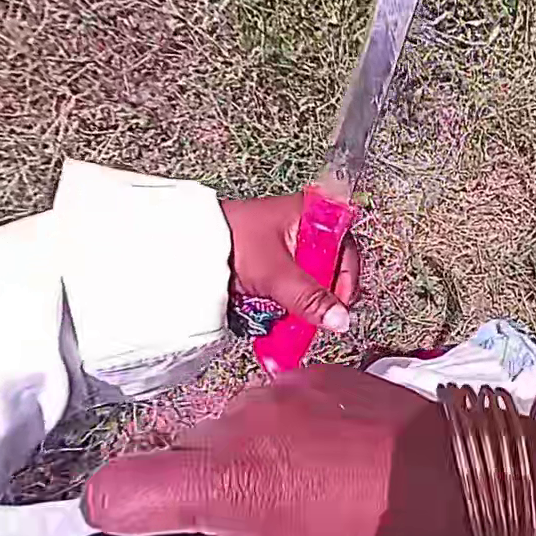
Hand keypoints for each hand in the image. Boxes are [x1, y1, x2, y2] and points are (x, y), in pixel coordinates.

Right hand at [83, 365, 468, 535]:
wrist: (445, 471)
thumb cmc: (370, 533)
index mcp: (225, 483)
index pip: (119, 488)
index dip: (114, 508)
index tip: (140, 519)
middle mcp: (235, 424)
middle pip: (177, 447)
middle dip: (196, 475)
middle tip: (242, 498)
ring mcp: (274, 388)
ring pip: (225, 418)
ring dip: (241, 443)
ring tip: (293, 464)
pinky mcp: (309, 370)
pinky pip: (270, 395)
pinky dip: (280, 418)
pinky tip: (322, 435)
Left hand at [222, 195, 361, 333]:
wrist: (187, 247)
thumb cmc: (230, 242)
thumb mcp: (275, 273)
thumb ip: (310, 298)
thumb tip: (340, 319)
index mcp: (313, 216)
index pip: (348, 251)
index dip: (346, 281)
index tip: (338, 306)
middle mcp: (307, 229)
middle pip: (331, 272)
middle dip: (320, 298)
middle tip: (310, 315)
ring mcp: (292, 248)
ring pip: (313, 285)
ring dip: (303, 304)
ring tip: (287, 315)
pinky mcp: (277, 265)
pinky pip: (295, 289)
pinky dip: (289, 304)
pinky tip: (278, 312)